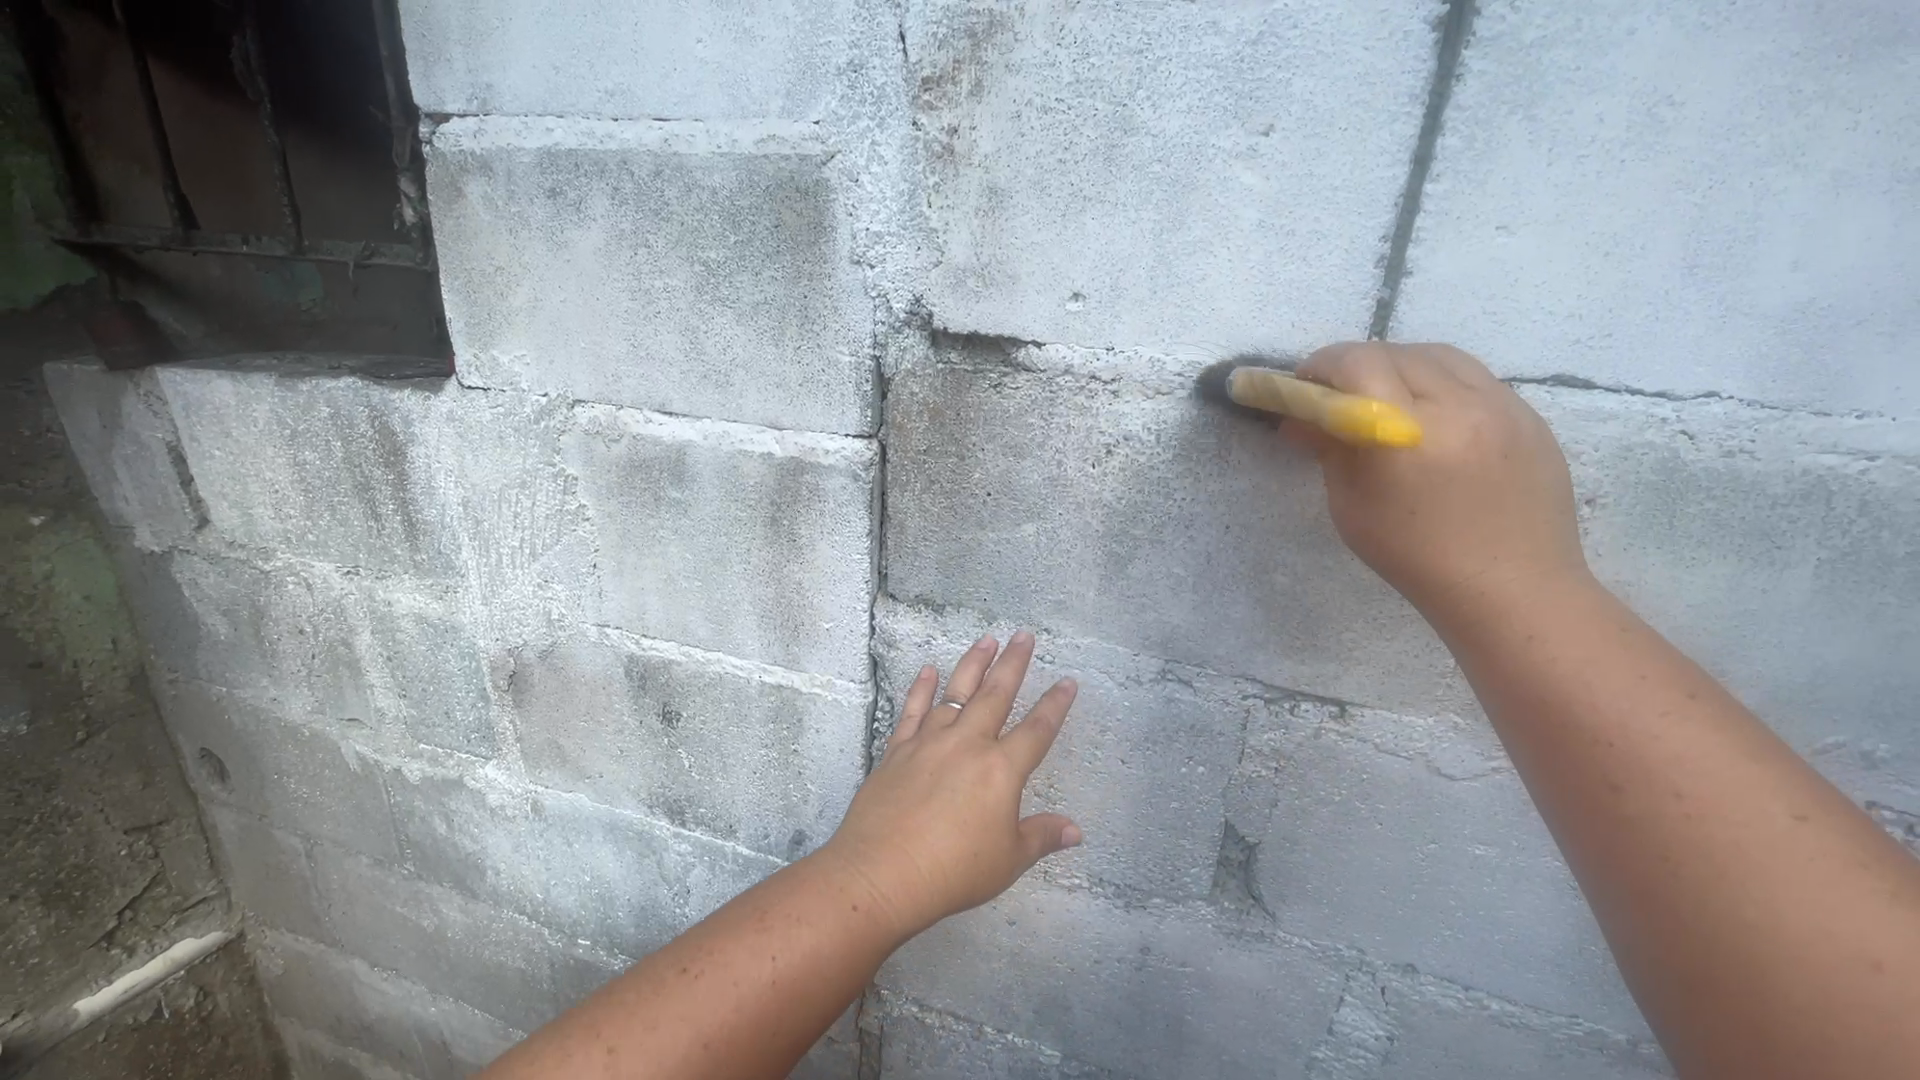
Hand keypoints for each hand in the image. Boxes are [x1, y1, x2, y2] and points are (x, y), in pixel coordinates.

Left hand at [819, 631, 1080, 937]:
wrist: (881, 873)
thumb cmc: (952, 871)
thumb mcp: (1008, 861)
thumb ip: (1041, 838)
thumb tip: (1075, 831)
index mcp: (1001, 770)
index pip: (1037, 730)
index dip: (1055, 705)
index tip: (1067, 681)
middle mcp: (968, 744)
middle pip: (996, 695)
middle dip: (1013, 663)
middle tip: (1024, 635)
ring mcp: (929, 742)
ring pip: (955, 692)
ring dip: (972, 664)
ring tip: (986, 640)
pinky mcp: (897, 750)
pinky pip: (913, 710)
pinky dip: (921, 688)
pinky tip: (928, 670)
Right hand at [1283, 342, 1590, 616]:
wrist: (1512, 588)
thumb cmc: (1415, 556)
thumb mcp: (1351, 506)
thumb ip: (1329, 451)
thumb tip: (1299, 418)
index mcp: (1409, 431)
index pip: (1358, 363)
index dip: (1322, 364)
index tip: (1304, 385)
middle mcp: (1461, 405)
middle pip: (1397, 352)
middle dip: (1357, 364)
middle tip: (1337, 395)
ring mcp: (1504, 406)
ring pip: (1440, 356)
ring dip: (1401, 365)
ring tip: (1385, 397)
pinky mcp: (1529, 417)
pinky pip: (1476, 378)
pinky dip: (1441, 382)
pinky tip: (1431, 416)